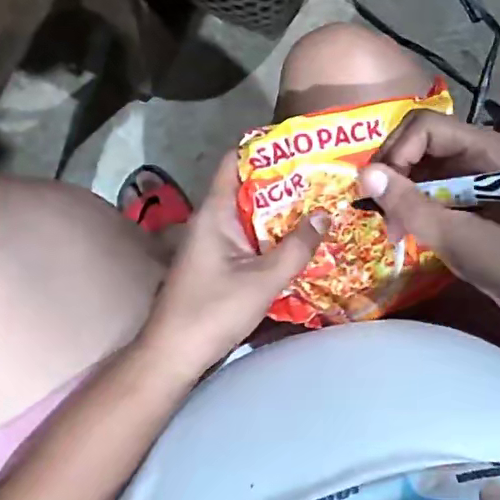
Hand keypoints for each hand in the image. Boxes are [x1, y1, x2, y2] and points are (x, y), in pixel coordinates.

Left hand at [140, 152, 325, 373]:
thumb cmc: (213, 311)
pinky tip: (302, 241)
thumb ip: (296, 247)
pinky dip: (273, 236)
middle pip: (249, 187)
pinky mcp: (219, 263)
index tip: (300, 145)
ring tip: (322, 203)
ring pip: (252, 215)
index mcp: (215, 212)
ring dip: (282, 212)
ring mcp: (214, 242)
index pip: (234, 161)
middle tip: (324, 176)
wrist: (173, 354)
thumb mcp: (263, 280)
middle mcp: (212, 220)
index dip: (264, 148)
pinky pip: (250, 238)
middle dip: (285, 182)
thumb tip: (325, 213)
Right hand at [358, 111, 499, 294]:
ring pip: (415, 159)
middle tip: (378, 208)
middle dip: (392, 170)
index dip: (396, 152)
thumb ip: (408, 203)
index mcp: (482, 147)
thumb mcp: (452, 234)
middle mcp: (474, 147)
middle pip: (416, 138)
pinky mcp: (461, 186)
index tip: (380, 191)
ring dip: (396, 188)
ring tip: (392, 225)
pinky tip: (403, 226)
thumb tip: (364, 176)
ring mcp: (467, 166)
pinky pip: (423, 178)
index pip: (424, 127)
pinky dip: (407, 198)